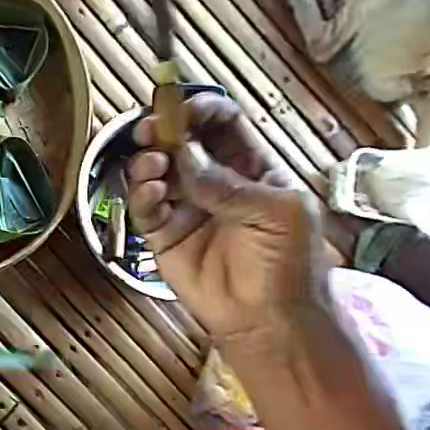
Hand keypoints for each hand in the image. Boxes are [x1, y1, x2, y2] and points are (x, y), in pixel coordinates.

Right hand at [125, 93, 332, 350]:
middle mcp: (214, 181)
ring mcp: (186, 207)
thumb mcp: (275, 211)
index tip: (179, 110)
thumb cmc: (288, 262)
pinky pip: (145, 207)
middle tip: (147, 131)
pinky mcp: (163, 234)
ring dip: (148, 163)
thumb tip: (181, 154)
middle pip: (181, 143)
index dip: (200, 110)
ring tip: (153, 167)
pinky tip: (151, 192)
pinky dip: (142, 195)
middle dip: (162, 132)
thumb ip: (227, 182)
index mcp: (251, 167)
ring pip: (157, 171)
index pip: (222, 124)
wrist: (268, 319)